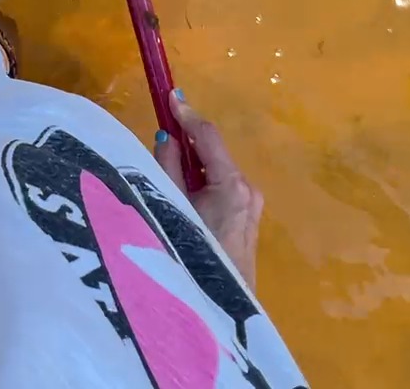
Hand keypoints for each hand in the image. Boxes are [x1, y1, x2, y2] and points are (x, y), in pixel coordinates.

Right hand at [153, 95, 265, 289]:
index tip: (169, 95)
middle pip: (211, 153)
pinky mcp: (247, 222)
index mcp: (230, 183)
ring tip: (166, 180)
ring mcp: (251, 207)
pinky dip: (200, 184)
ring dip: (192, 167)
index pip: (207, 135)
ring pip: (214, 172)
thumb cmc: (191, 254)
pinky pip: (219, 190)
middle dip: (186, 144)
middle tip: (158, 144)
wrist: (222, 314)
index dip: (186, 113)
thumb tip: (167, 137)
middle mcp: (247, 190)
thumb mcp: (171, 205)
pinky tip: (182, 200)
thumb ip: (167, 166)